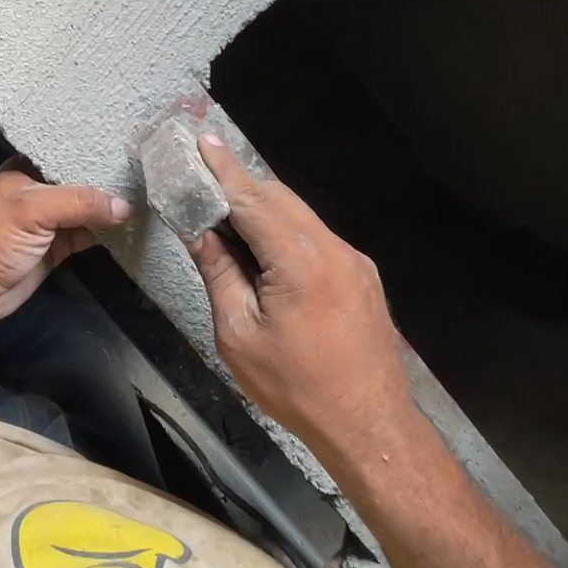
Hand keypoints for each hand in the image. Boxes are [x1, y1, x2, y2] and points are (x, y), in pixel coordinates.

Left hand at [0, 159, 131, 321]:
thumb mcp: (35, 210)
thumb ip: (79, 203)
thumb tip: (125, 207)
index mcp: (27, 168)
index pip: (68, 155)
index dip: (96, 155)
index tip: (131, 153)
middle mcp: (40, 190)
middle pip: (81, 183)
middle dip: (108, 184)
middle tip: (148, 177)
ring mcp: (48, 220)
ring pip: (87, 210)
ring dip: (109, 211)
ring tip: (146, 200)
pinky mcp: (56, 246)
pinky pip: (86, 235)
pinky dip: (105, 234)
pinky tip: (129, 229)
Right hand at [185, 134, 414, 460]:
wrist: (371, 427)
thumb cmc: (296, 386)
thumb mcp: (239, 333)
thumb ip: (219, 273)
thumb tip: (197, 230)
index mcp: (298, 260)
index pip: (251, 199)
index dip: (223, 169)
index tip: (203, 140)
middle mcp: (331, 248)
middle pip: (278, 198)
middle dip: (239, 185)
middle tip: (202, 179)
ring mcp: (352, 260)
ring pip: (298, 215)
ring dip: (261, 208)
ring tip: (225, 216)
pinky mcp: (361, 275)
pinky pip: (314, 237)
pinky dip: (283, 230)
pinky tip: (263, 250)